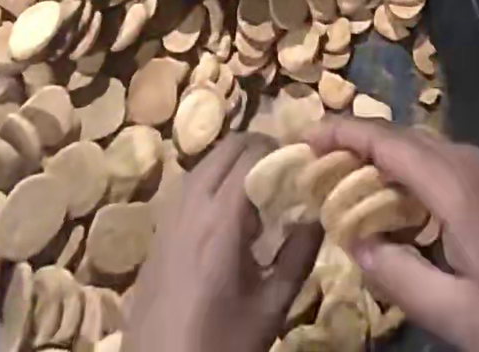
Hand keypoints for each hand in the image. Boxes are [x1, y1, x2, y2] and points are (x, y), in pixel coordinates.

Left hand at [124, 135, 321, 351]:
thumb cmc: (221, 342)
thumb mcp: (270, 308)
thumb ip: (298, 256)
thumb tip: (318, 213)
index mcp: (221, 218)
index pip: (251, 154)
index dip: (279, 148)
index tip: (302, 160)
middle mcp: (192, 202)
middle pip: (227, 147)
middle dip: (258, 147)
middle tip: (284, 168)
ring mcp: (170, 211)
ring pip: (206, 161)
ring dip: (234, 160)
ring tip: (260, 186)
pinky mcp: (159, 226)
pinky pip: (190, 182)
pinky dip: (213, 177)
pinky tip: (227, 208)